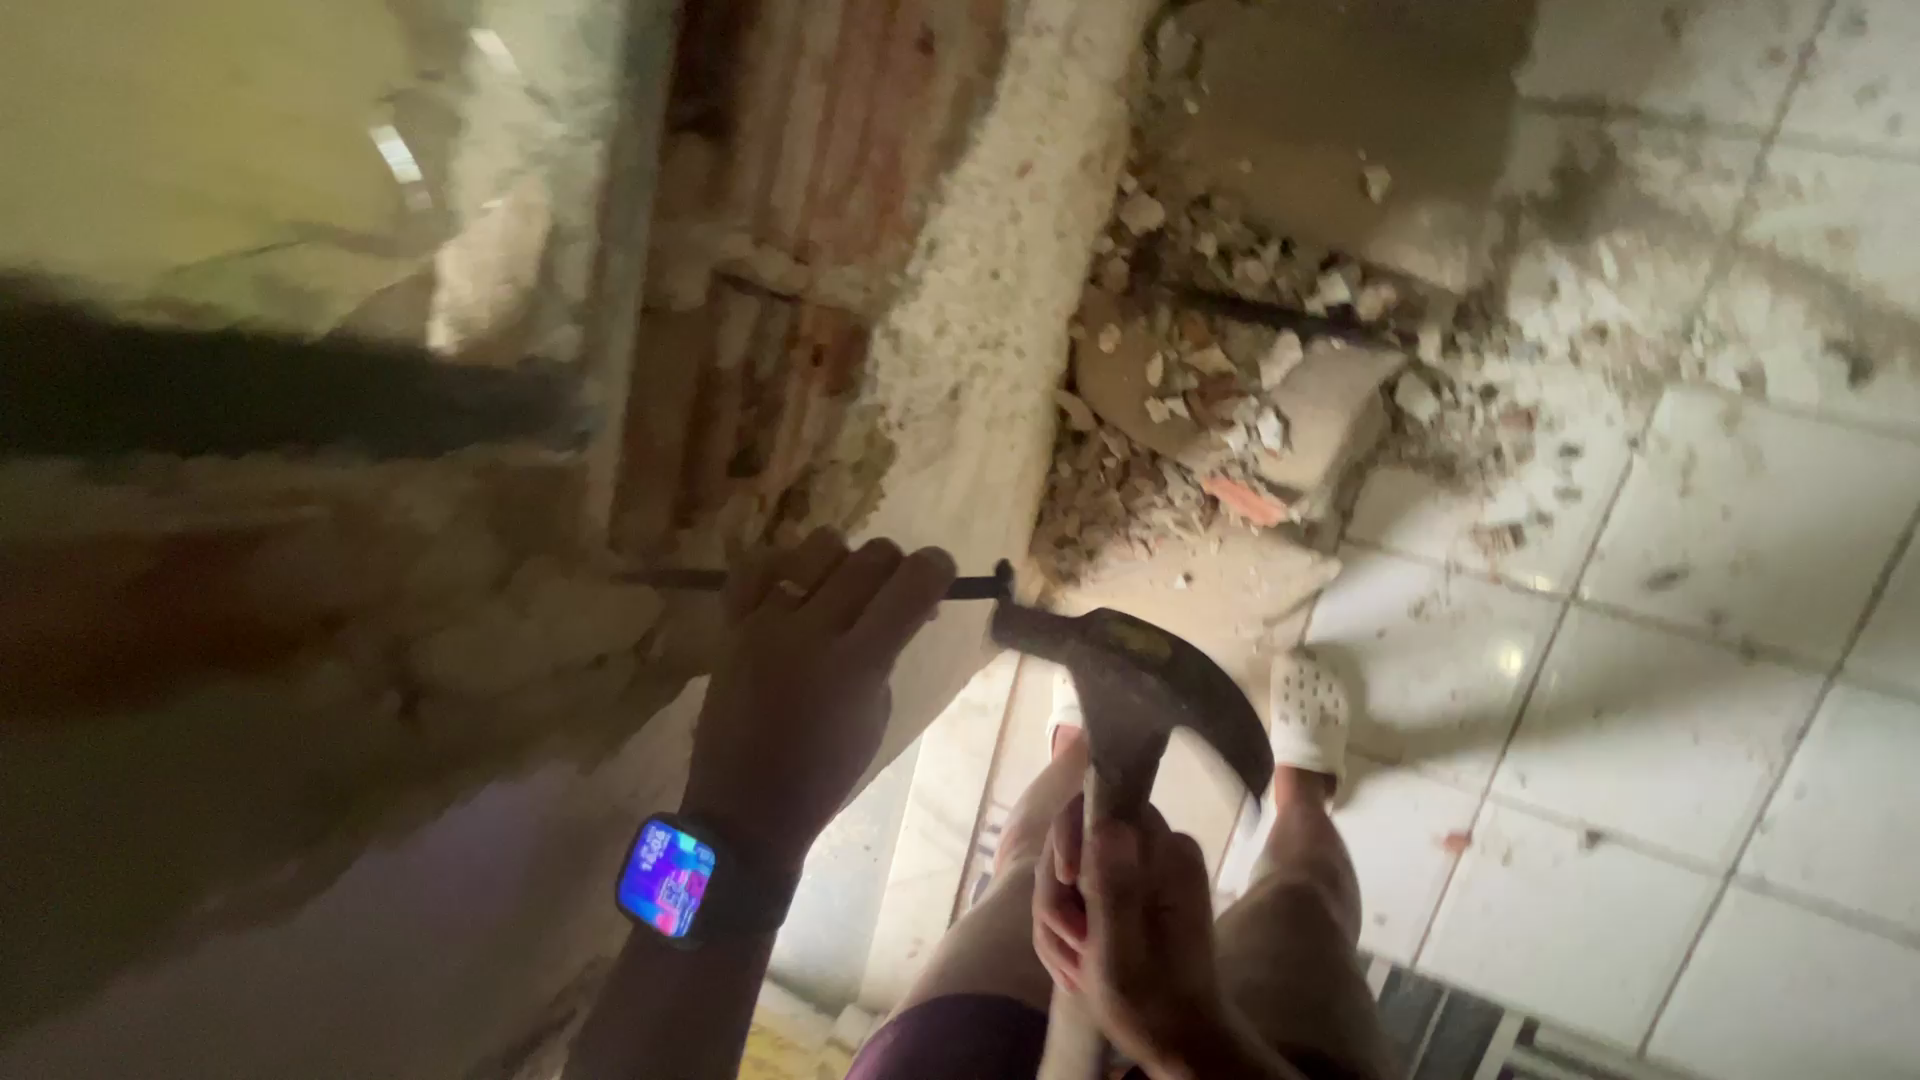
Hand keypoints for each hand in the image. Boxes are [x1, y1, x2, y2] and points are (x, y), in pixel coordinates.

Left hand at [682, 528, 956, 876]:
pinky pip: (756, 566)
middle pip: (871, 557)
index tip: (940, 573)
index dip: (938, 567)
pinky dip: (783, 564)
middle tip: (893, 591)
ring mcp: (765, 623)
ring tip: (839, 589)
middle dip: (896, 565)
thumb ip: (888, 653)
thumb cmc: (825, 774)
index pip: (913, 585)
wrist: (744, 807)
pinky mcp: (731, 625)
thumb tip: (901, 607)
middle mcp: (811, 631)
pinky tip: (793, 585)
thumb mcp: (878, 714)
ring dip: (843, 560)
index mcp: (857, 664)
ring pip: (819, 546)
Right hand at [1033, 796, 1244, 1076]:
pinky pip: (1077, 886)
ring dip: (1059, 915)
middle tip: (1071, 944)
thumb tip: (1108, 823)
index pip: (1100, 805)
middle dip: (1059, 892)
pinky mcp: (1127, 884)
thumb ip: (1114, 887)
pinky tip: (1076, 957)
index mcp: (1167, 855)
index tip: (1066, 884)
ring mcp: (1140, 865)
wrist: (1177, 1040)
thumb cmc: (1153, 1005)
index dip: (1069, 837)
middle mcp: (1157, 847)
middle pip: (1076, 836)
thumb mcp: (1123, 953)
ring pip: (1070, 865)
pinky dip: (1067, 922)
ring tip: (1074, 960)